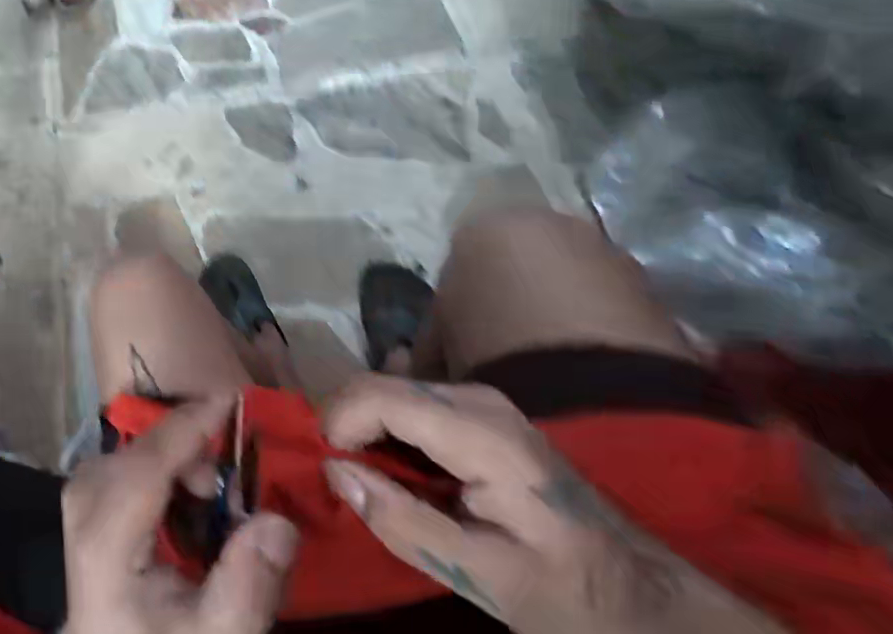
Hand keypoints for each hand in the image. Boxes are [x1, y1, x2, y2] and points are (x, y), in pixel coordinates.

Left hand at [63, 396, 298, 633]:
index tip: (227, 398)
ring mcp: (78, 493)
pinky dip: (165, 473)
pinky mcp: (85, 493)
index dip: (186, 427)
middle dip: (194, 457)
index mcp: (104, 535)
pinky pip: (130, 462)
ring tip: (212, 511)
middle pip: (143, 453)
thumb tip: (279, 520)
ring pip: (138, 453)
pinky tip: (186, 507)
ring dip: (181, 467)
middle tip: (235, 497)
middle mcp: (82, 500)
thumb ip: (248, 584)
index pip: (146, 463)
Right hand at [321, 376, 784, 633]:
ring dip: (363, 430)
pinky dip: (385, 430)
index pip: (375, 396)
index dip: (338, 426)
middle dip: (345, 426)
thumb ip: (404, 524)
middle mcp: (475, 398)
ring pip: (385, 390)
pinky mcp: (477, 409)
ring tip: (374, 481)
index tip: (333, 471)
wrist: (652, 599)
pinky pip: (406, 402)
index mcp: (480, 434)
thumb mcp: (488, 579)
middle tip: (347, 479)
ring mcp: (478, 398)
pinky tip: (402, 472)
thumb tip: (334, 472)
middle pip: (374, 386)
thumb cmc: (574, 595)